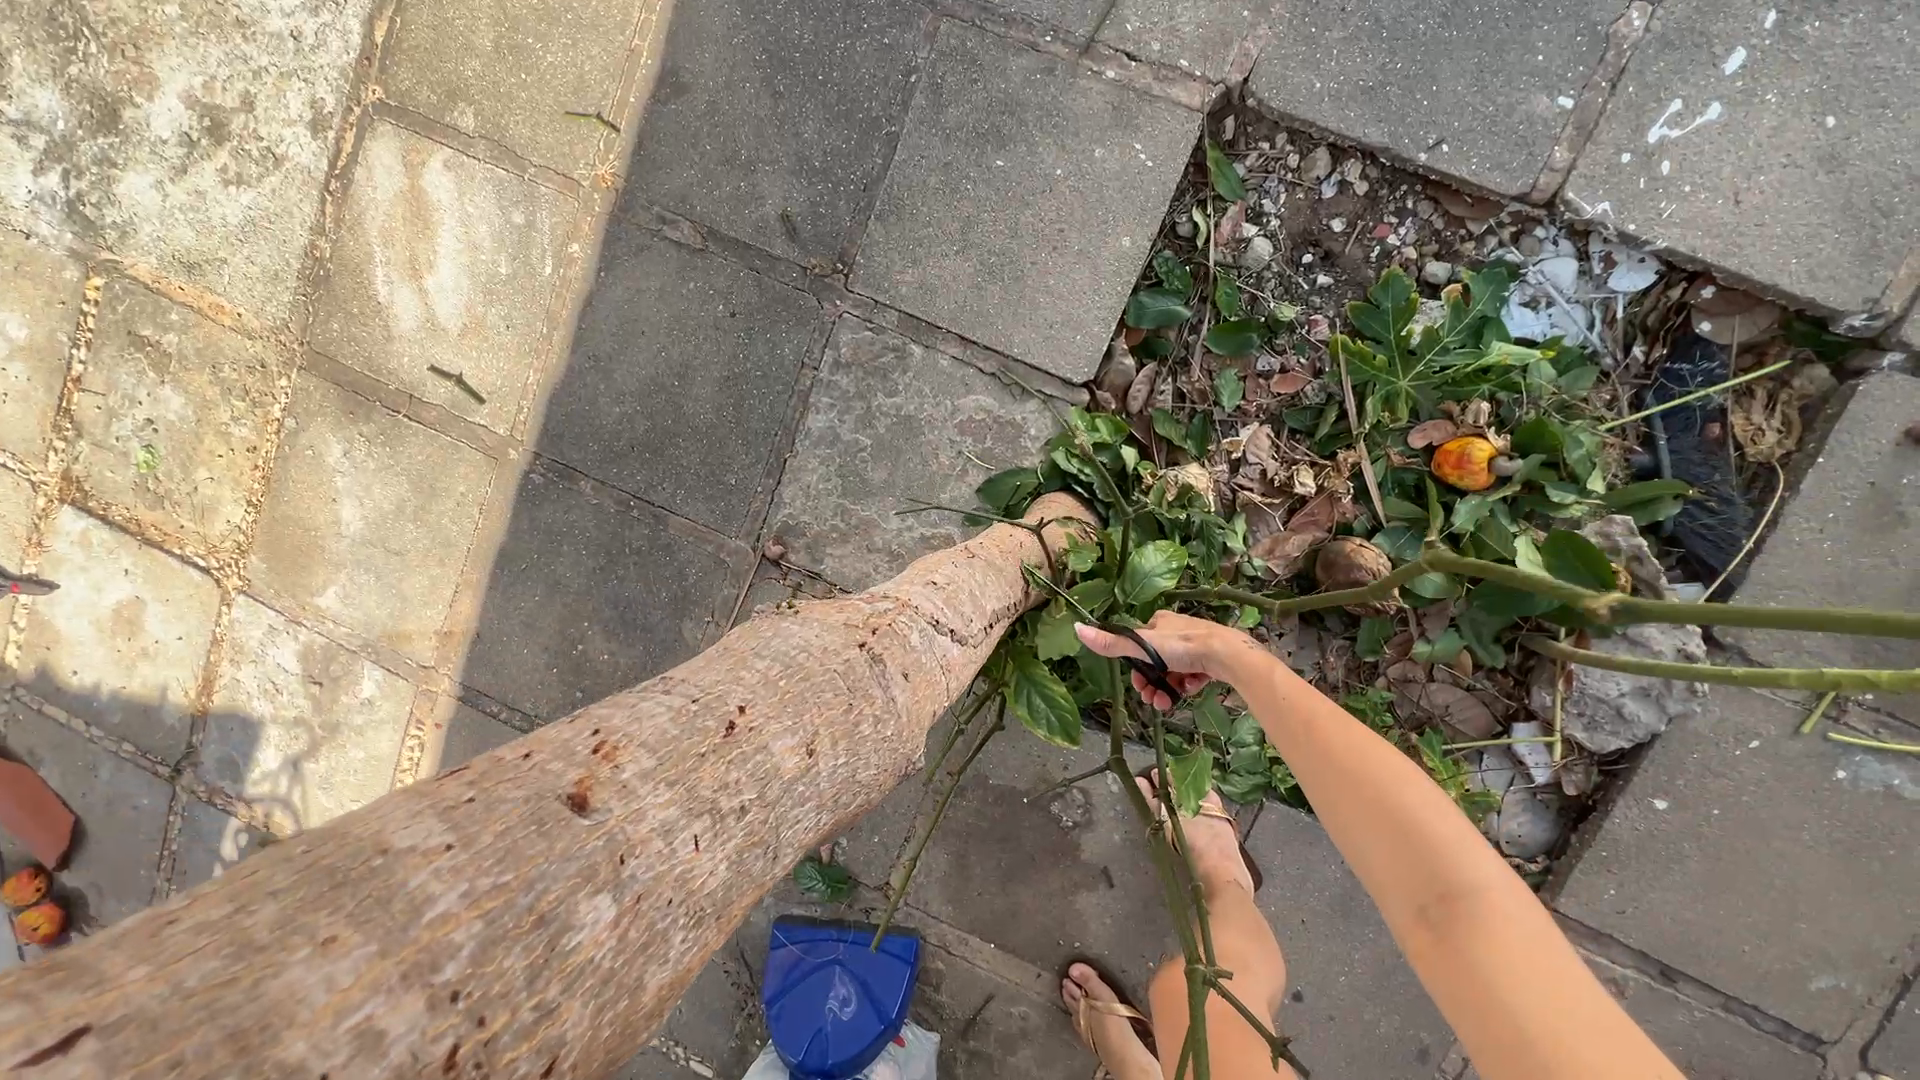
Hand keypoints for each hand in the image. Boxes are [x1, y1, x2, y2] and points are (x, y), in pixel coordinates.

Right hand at [1073, 611, 1251, 709]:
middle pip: (1157, 662)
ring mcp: (1196, 644)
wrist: (1227, 655)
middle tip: (1154, 699)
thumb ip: (1111, 643)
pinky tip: (1190, 690)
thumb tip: (1077, 628)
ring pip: (1174, 671)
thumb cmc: (1183, 646)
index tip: (1138, 685)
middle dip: (1152, 683)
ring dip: (1168, 689)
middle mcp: (1177, 629)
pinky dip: (1188, 685)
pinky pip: (1194, 675)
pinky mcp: (1212, 658)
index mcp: (1159, 621)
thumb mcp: (1142, 646)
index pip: (1139, 646)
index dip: (1136, 668)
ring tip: (1169, 702)